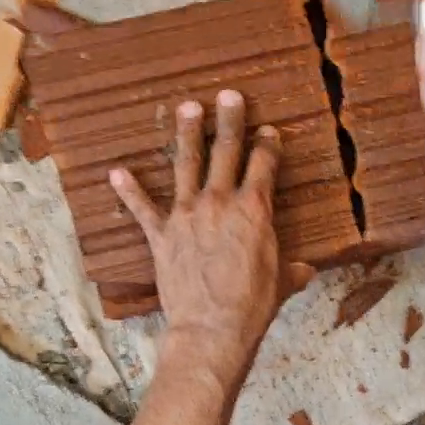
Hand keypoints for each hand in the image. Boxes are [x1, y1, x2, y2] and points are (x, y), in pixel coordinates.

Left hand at [109, 91, 313, 378]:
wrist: (212, 329)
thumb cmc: (253, 307)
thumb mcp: (283, 284)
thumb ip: (294, 270)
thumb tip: (307, 270)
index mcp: (254, 211)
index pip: (264, 165)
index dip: (268, 145)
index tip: (269, 131)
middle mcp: (220, 203)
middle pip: (226, 151)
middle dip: (230, 120)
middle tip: (230, 95)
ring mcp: (187, 216)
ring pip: (186, 165)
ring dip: (187, 134)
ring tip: (188, 108)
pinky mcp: (162, 236)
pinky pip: (142, 208)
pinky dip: (129, 190)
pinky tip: (116, 172)